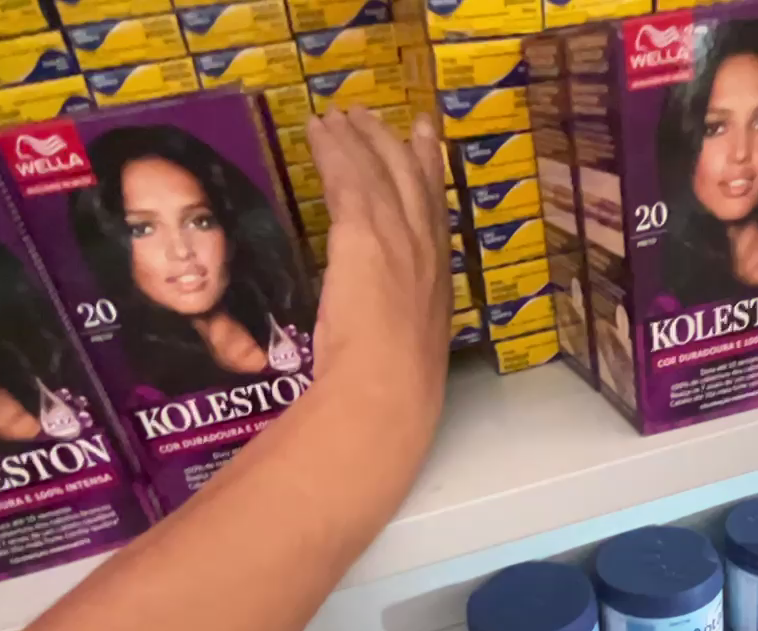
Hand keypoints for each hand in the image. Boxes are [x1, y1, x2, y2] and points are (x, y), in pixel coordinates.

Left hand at [305, 107, 450, 431]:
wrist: (389, 387)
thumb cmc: (398, 385)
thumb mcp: (409, 350)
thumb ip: (396, 325)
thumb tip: (381, 328)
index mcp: (439, 280)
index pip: (435, 214)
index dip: (429, 173)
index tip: (426, 143)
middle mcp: (425, 250)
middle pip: (411, 181)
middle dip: (394, 144)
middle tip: (375, 117)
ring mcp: (398, 237)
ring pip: (378, 172)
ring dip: (358, 139)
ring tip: (340, 116)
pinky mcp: (363, 232)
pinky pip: (347, 177)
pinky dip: (332, 150)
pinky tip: (318, 131)